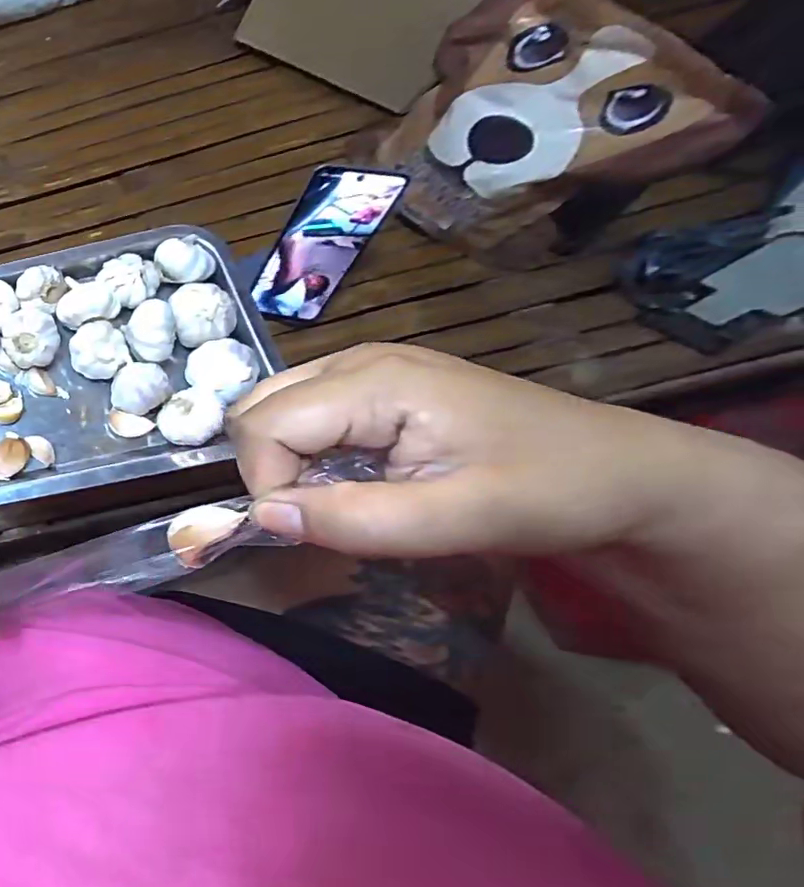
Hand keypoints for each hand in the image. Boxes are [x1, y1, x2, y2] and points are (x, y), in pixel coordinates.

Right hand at [225, 343, 721, 558]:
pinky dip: (296, 450)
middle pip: (255, 410)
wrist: (631, 473)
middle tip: (319, 510)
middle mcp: (352, 360)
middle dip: (267, 468)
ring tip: (331, 493)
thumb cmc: (557, 492)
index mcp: (375, 380)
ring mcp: (357, 366)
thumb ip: (361, 520)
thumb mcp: (467, 519)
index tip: (312, 526)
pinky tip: (344, 473)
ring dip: (278, 459)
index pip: (264, 425)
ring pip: (265, 409)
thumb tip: (263, 516)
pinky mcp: (365, 381)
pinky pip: (293, 411)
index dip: (269, 482)